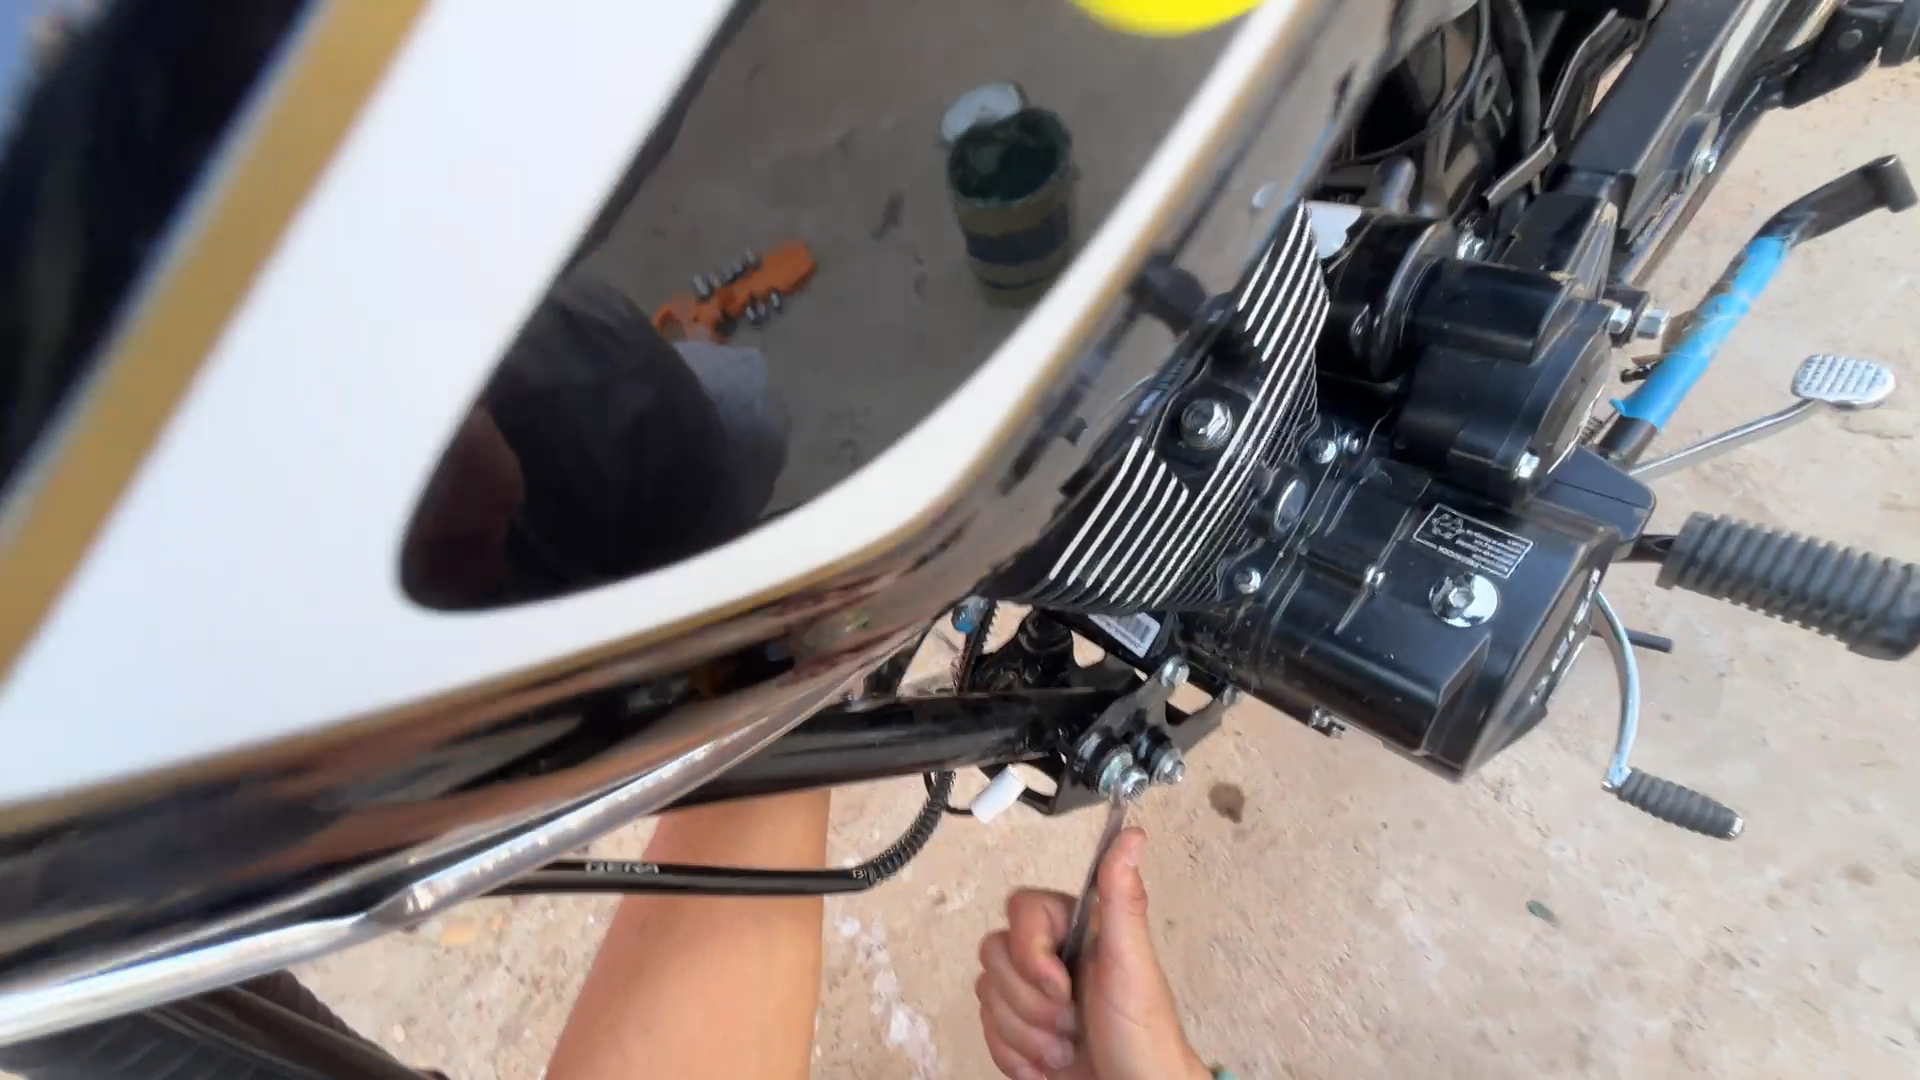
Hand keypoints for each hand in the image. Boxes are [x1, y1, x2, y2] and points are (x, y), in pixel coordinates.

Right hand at [975, 828, 1210, 1079]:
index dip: (1031, 953)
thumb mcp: (1132, 964)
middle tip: (1070, 1024)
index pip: (1020, 910)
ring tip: (1064, 1050)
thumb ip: (1123, 898)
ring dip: (1026, 1035)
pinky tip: (1048, 1067)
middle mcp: (1046, 953)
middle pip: (995, 953)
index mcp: (1072, 927)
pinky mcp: (1016, 1029)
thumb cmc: (1142, 1035)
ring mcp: (1028, 993)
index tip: (1060, 987)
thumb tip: (1133, 834)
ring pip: (986, 994)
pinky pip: (986, 1030)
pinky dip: (1015, 1057)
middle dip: (1030, 1003)